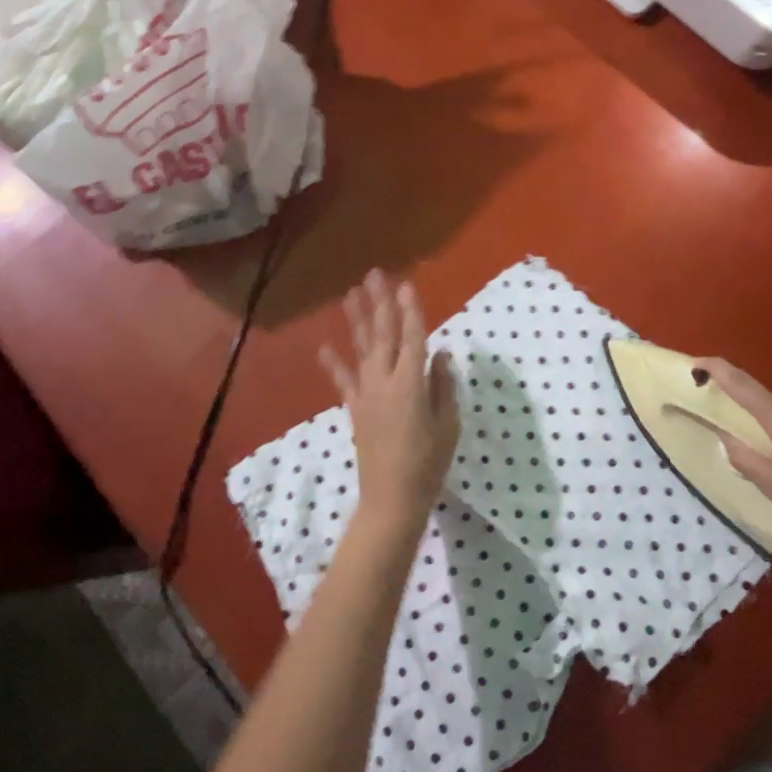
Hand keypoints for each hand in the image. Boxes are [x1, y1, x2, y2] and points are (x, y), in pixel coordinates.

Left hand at [318, 271, 459, 529]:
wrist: (392, 497)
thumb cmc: (428, 462)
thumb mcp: (447, 423)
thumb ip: (442, 385)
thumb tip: (439, 353)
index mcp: (411, 383)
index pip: (413, 337)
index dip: (411, 310)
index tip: (406, 284)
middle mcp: (385, 380)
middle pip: (383, 334)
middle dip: (380, 303)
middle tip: (374, 274)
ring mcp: (366, 394)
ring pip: (361, 349)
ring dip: (356, 320)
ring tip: (350, 294)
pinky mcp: (355, 409)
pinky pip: (343, 381)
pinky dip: (334, 363)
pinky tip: (324, 346)